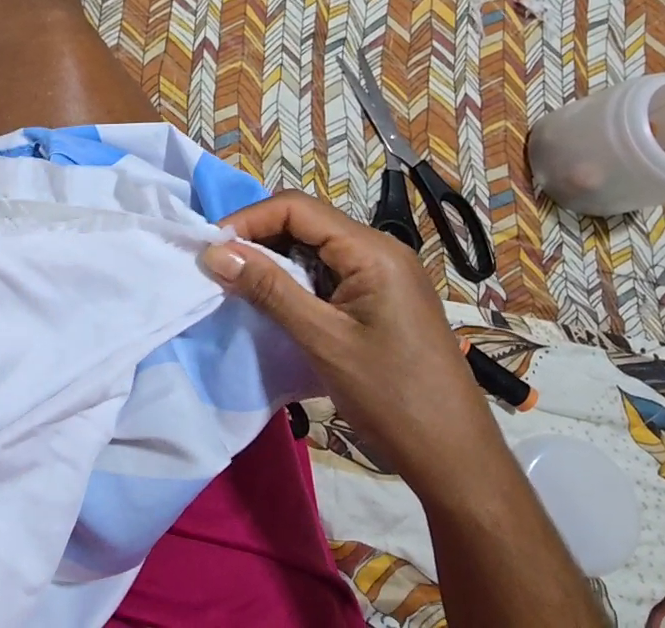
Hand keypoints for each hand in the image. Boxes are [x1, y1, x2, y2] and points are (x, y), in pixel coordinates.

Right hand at [199, 191, 501, 498]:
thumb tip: (214, 253)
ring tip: (237, 284)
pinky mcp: (380, 300)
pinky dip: (295, 281)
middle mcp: (379, 251)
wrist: (454, 457)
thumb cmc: (390, 395)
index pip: (297, 208)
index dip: (248, 220)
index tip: (210, 248)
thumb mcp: (321, 339)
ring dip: (274, 261)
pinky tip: (273, 303)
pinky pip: (329, 273)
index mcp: (372, 251)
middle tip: (217, 267)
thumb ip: (268, 289)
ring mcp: (383, 276)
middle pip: (306, 223)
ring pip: (314, 249)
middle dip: (257, 238)